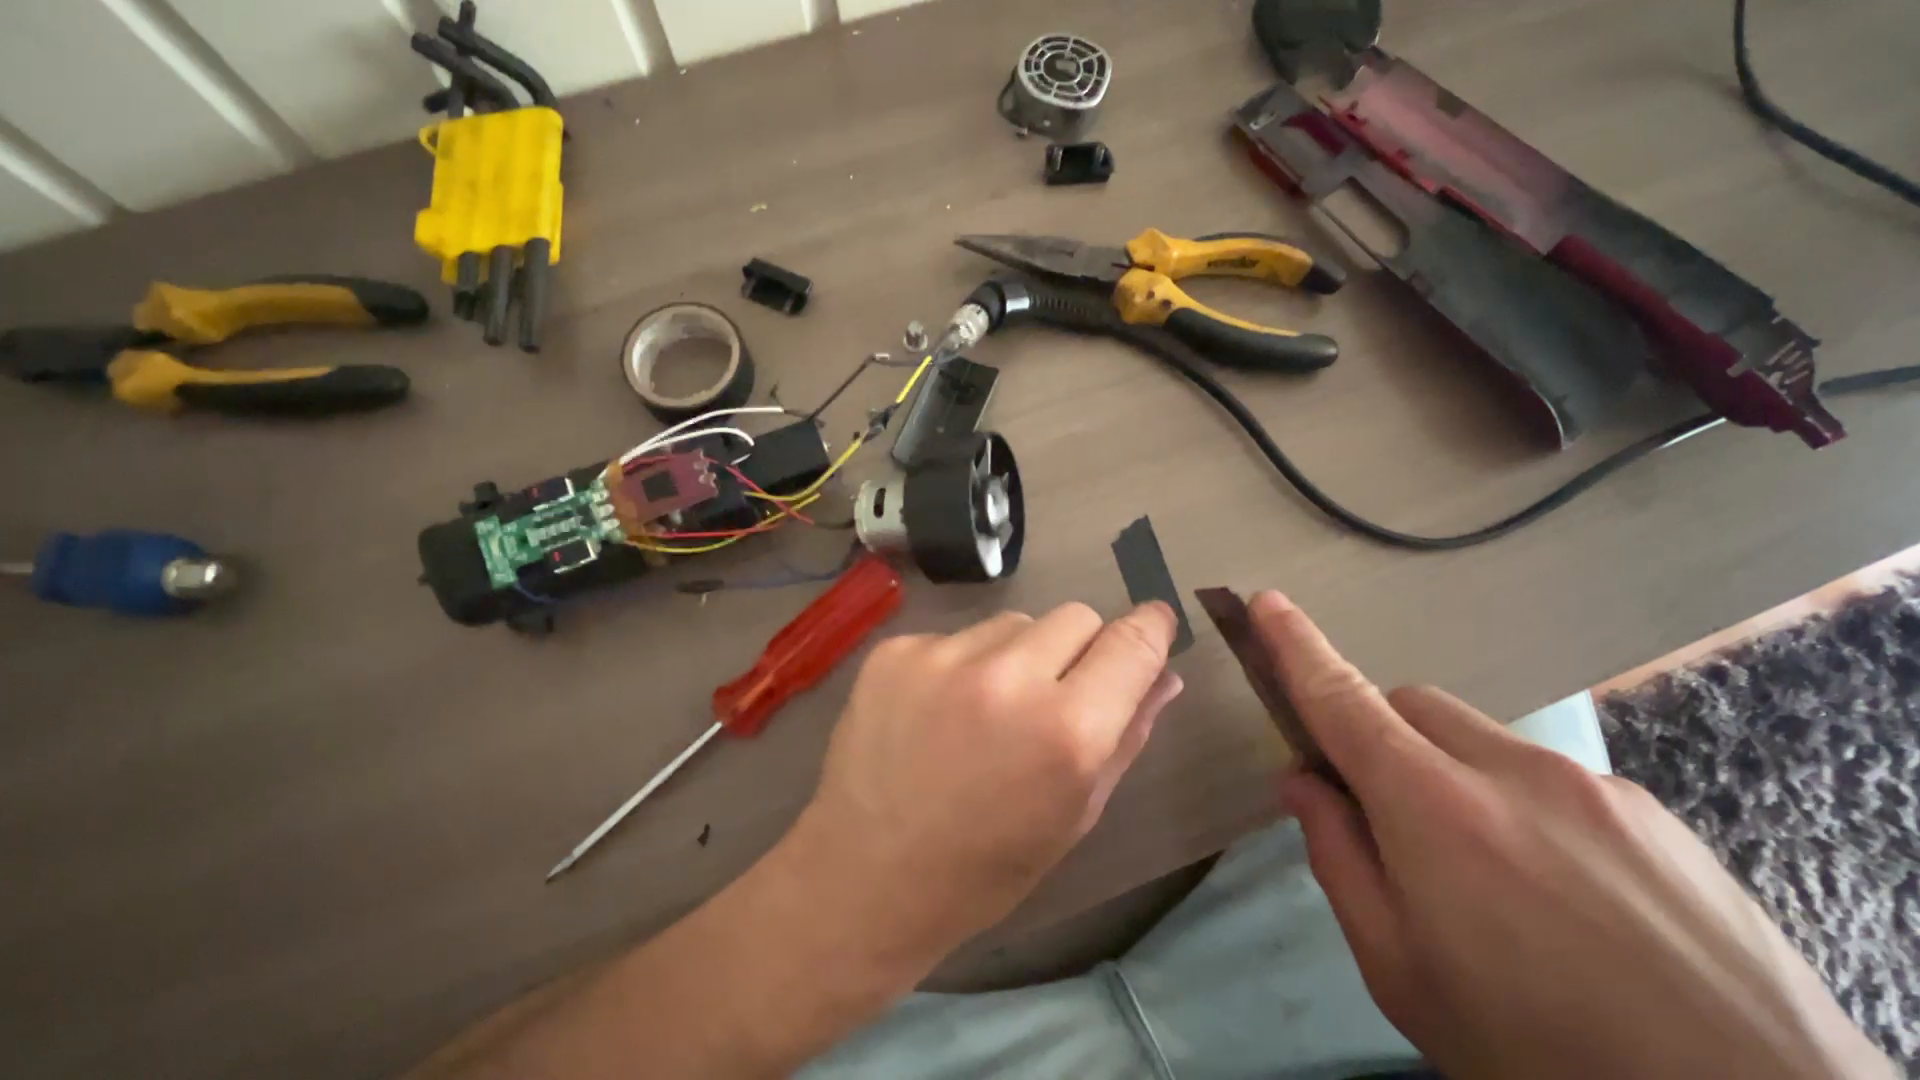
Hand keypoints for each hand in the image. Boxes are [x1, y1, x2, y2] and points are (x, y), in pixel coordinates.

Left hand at [793, 601, 1182, 964]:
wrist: (866, 877)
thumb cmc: (987, 867)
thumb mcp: (1075, 814)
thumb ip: (1126, 736)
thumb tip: (1165, 676)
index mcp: (1068, 731)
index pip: (1132, 642)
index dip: (1151, 628)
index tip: (1153, 624)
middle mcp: (1009, 678)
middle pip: (1075, 616)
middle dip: (1080, 648)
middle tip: (1055, 694)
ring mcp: (944, 658)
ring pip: (1013, 623)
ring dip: (1018, 655)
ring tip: (987, 711)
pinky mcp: (895, 652)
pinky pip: (956, 636)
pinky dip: (961, 664)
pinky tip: (938, 712)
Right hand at [1252, 591, 1892, 1079]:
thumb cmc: (1532, 1046)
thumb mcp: (1399, 970)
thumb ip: (1339, 860)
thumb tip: (1303, 783)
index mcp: (1435, 810)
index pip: (1345, 703)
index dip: (1297, 649)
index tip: (1267, 602)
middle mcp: (1513, 770)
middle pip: (1414, 708)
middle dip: (1379, 737)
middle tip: (1382, 817)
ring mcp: (1593, 783)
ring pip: (1484, 741)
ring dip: (1454, 777)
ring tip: (1489, 880)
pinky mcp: (1653, 811)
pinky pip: (1553, 778)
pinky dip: (1523, 806)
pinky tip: (1563, 896)